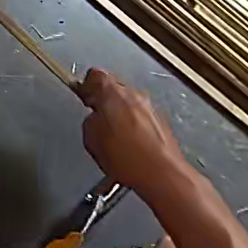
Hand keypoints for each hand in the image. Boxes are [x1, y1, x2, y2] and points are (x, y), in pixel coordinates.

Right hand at [80, 69, 193, 198]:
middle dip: (105, 102)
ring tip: (115, 138)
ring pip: (129, 103)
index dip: (87, 85)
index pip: (95, 75)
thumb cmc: (128, 157)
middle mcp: (133, 94)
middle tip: (98, 120)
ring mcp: (149, 107)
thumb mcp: (92, 140)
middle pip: (114, 88)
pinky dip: (135, 126)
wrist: (162, 173)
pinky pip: (142, 117)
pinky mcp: (161, 121)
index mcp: (112, 93)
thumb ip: (89, 121)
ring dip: (121, 115)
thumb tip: (93, 119)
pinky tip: (131, 146)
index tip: (85, 96)